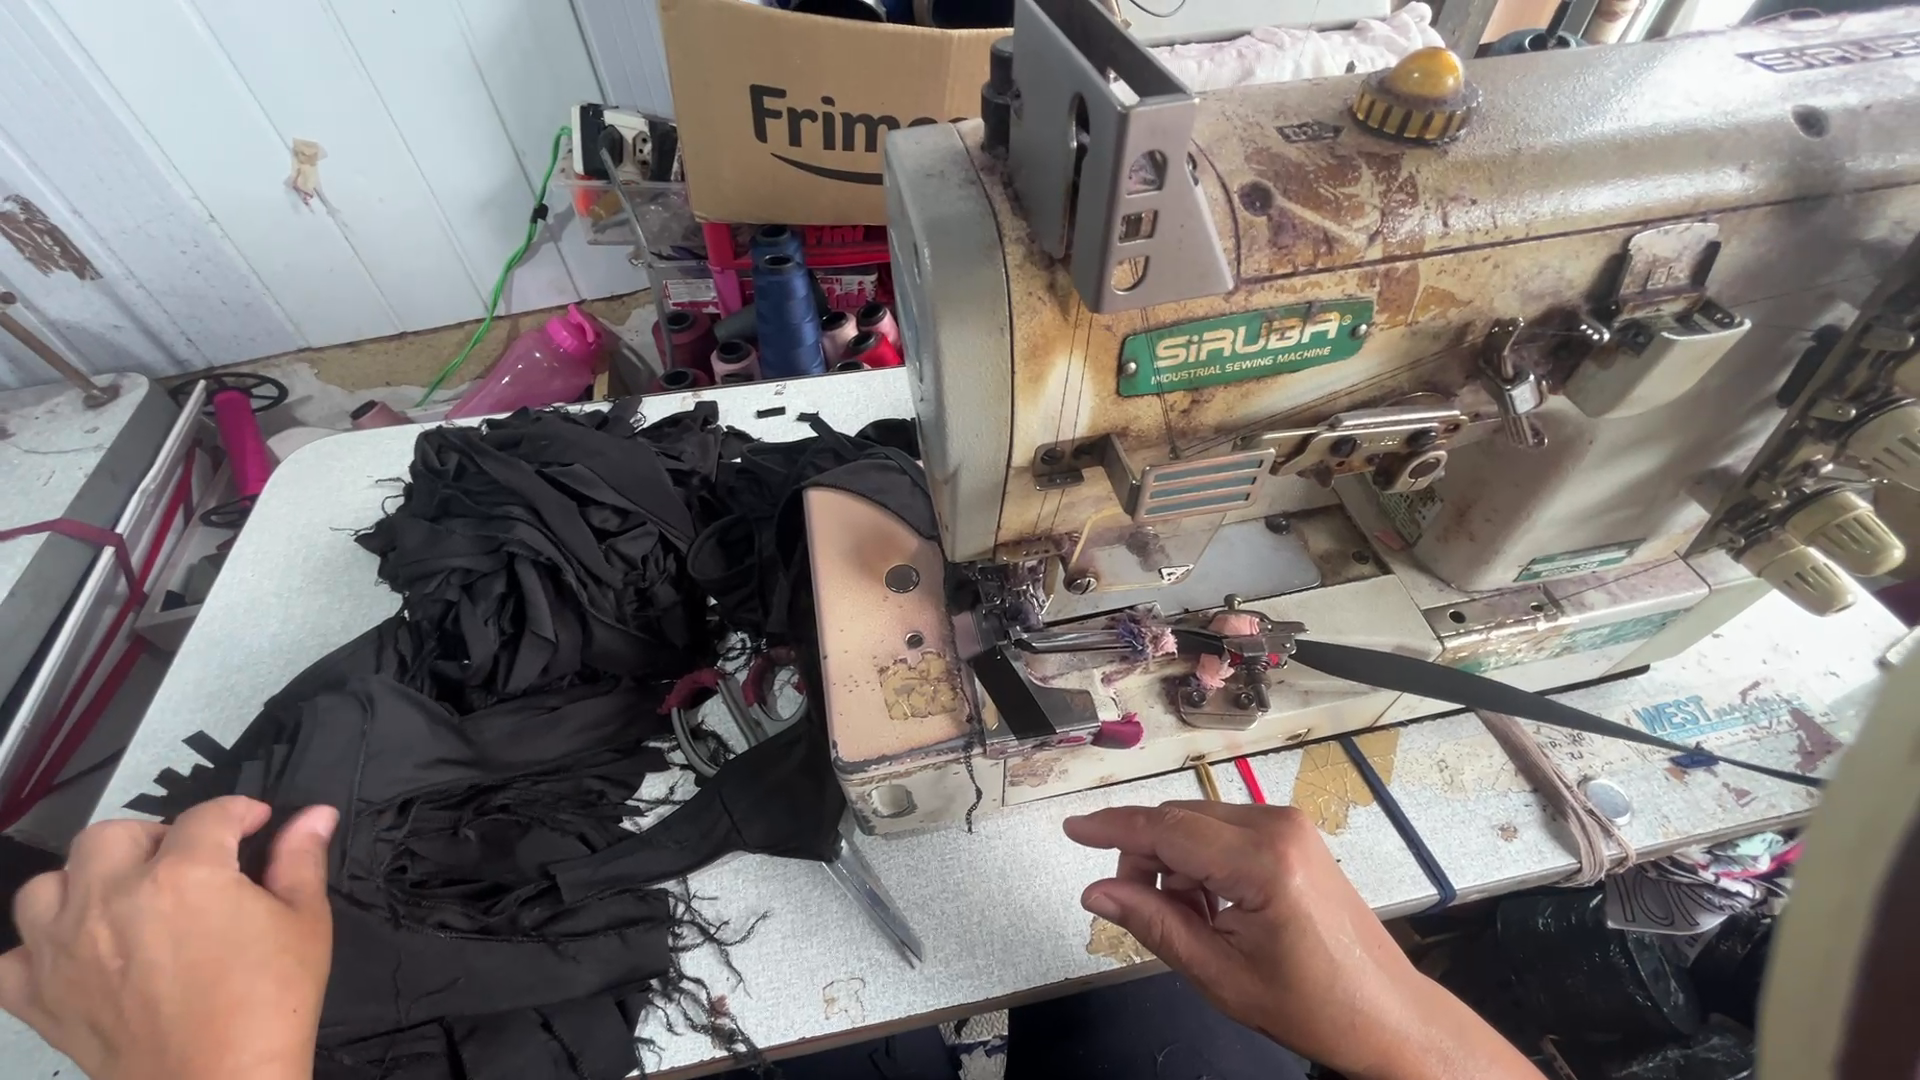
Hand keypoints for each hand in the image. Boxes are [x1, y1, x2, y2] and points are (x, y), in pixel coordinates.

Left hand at [1, 797, 337, 1079]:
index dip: (240, 812)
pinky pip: (14, 952)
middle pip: (112, 834)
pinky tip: (89, 950)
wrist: (219, 1077)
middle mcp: (111, 900)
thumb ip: (301, 857)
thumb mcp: (305, 915)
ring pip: (49, 883)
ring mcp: (60, 949)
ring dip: (91, 880)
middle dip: (159, 836)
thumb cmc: (274, 990)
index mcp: (186, 875)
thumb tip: (315, 814)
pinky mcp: (34, 995)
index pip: (207, 814)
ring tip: (134, 898)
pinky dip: (44, 943)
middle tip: (195, 860)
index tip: (259, 826)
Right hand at [1064, 801, 1538, 1079]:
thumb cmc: (1311, 1007)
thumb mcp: (1220, 976)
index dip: (1113, 829)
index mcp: (1262, 861)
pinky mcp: (1291, 831)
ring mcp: (1286, 823)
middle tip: (1133, 907)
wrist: (1392, 1018)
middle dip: (1144, 858)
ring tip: (1187, 919)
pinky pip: (1220, 829)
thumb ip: (1152, 924)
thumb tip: (1095, 893)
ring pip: (1195, 823)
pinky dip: (1199, 860)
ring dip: (1173, 862)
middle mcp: (1275, 825)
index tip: (1073, 829)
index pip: (1166, 830)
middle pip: (1177, 821)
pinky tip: (1210, 903)